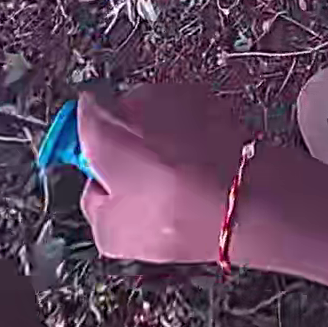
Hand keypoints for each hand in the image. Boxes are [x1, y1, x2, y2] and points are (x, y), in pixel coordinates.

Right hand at [77, 84, 255, 263]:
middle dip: (125, 138)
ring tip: (176, 177)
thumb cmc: (174, 214)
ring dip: (159, 134)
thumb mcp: (111, 232)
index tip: (94, 161)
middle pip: (120, 111)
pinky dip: (188, 132)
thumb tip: (99, 189)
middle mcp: (138, 98)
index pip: (82, 111)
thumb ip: (92, 202)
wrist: (245, 197)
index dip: (87, 138)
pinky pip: (185, 114)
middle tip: (138, 179)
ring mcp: (176, 94)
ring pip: (155, 112)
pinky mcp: (209, 98)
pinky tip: (199, 166)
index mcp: (105, 125)